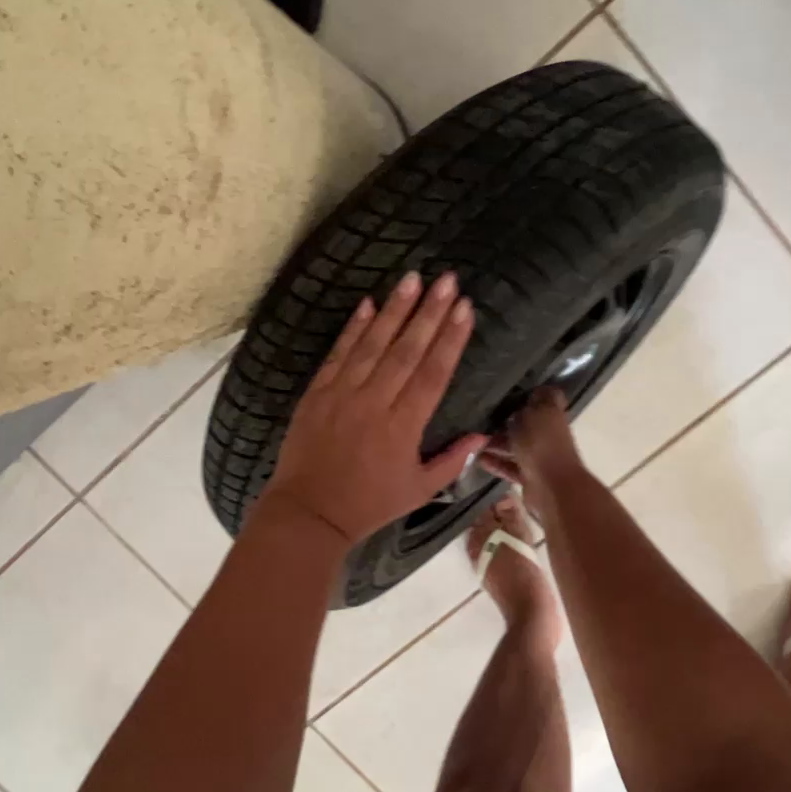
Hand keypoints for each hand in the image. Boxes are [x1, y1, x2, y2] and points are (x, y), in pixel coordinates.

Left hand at [260, 271, 486, 544]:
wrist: (308, 512)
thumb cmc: (369, 504)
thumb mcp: (419, 490)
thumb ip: (453, 461)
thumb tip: (482, 436)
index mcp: (403, 426)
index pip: (433, 373)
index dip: (451, 338)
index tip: (465, 309)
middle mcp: (374, 403)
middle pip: (407, 349)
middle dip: (430, 312)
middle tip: (447, 280)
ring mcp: (342, 394)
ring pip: (373, 344)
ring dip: (394, 309)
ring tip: (413, 279)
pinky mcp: (317, 393)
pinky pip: (338, 354)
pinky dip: (353, 328)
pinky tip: (368, 303)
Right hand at [481, 387, 586, 495]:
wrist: (552, 488)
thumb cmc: (543, 444)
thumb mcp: (537, 412)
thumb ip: (533, 401)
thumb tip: (529, 395)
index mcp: (552, 415)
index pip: (543, 399)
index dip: (529, 394)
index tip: (507, 392)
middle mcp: (548, 435)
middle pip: (525, 425)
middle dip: (504, 421)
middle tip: (479, 418)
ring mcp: (539, 458)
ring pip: (515, 447)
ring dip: (496, 443)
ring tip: (472, 440)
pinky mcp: (530, 478)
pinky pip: (510, 467)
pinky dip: (496, 463)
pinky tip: (478, 459)